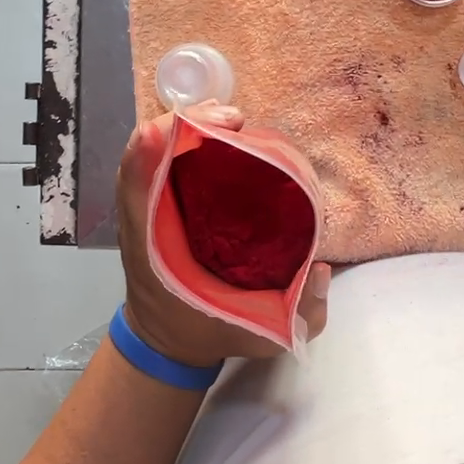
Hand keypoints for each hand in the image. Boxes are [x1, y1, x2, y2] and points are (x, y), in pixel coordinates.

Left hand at [116, 101, 330, 368]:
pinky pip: (169, 161)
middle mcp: (147, 218)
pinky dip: (192, 141)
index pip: (144, 175)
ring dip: (194, 127)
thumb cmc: (209, 334)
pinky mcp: (162, 205)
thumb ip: (299, 313)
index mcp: (156, 246)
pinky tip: (224, 136)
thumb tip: (319, 266)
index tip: (226, 128)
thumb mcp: (260, 336)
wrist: (167, 342)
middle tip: (237, 121)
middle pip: (153, 148)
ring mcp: (151, 208)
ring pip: (159, 149)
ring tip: (233, 122)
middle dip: (195, 122)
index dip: (175, 138)